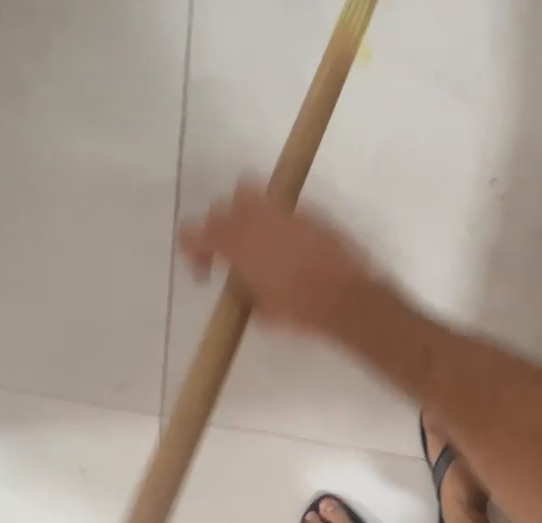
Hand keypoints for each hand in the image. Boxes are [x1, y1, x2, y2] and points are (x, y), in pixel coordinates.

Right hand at [178, 182, 384, 334]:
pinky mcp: (311, 212)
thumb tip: (245, 286)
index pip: (195, 233)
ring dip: (245, 212)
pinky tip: (290, 244)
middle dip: (219, 229)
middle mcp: (255, 219)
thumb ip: (245, 290)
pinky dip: (278, 221)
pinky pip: (284, 207)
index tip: (204, 273)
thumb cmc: (302, 310)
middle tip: (230, 254)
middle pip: (221, 209)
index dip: (192, 251)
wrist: (349, 299)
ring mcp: (285, 211)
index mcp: (236, 242)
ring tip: (256, 237)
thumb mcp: (263, 310)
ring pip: (250, 193)